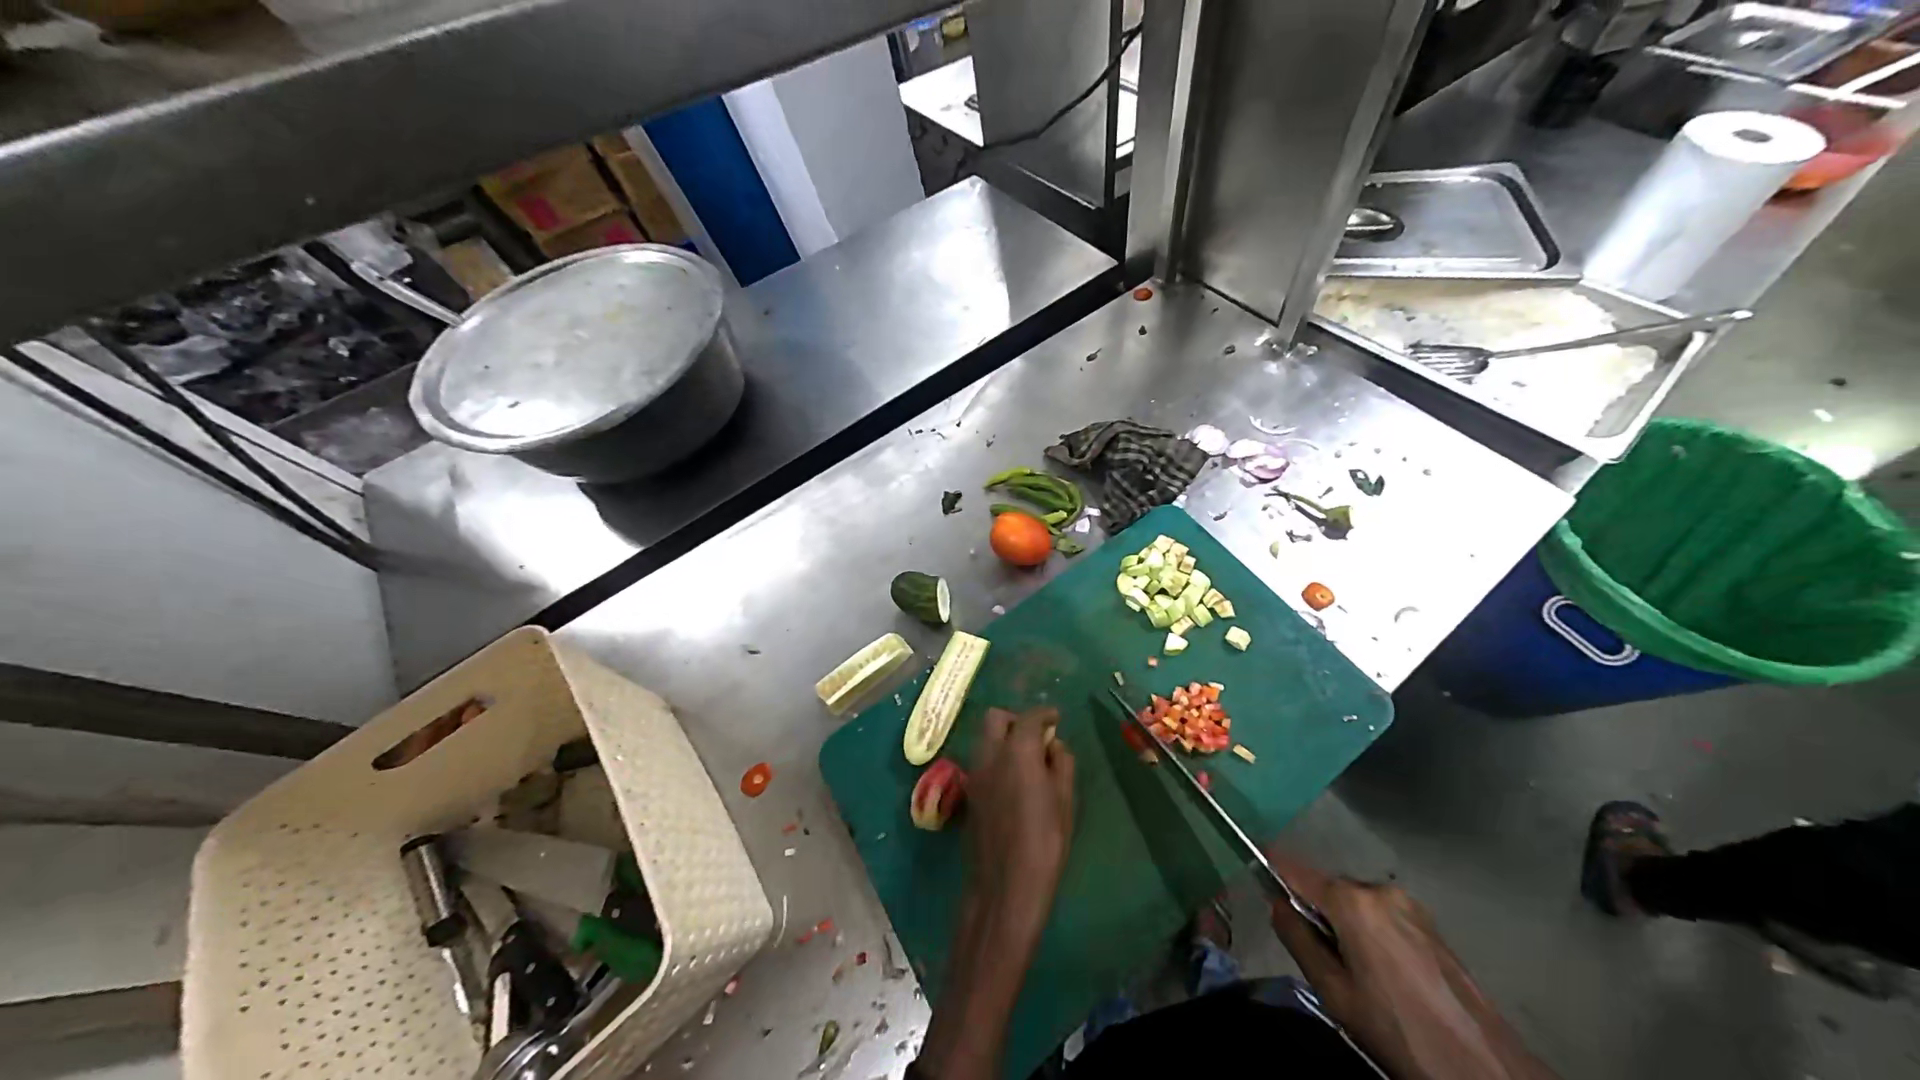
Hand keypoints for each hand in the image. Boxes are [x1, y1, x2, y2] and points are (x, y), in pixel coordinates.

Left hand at [914, 706, 1074, 1079]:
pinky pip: (982, 761)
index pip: (1030, 718)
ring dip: (1004, 739)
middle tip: (1038, 737)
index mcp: (1017, 751)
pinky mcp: (969, 793)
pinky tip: (1014, 781)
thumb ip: (1061, 764)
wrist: (1005, 886)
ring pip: (985, 739)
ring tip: (1028, 761)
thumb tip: (1054, 746)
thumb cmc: (1045, 842)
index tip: (1056, 719)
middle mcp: (989, 754)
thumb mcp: (1064, 800)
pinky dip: (996, 758)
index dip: (1045, 714)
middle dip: (1017, 720)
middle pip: (996, 719)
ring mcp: (974, 773)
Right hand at [1268, 857, 1558, 1079]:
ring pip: (1356, 901)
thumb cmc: (1397, 1029)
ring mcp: (1411, 904)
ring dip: (1343, 921)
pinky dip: (1369, 929)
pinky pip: (1382, 913)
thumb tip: (1276, 904)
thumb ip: (1298, 938)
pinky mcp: (1431, 924)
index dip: (1271, 865)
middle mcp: (1380, 890)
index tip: (1252, 860)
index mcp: (1352, 901)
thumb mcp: (1334, 991)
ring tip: (1350, 967)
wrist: (1484, 1066)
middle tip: (1311, 948)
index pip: (1296, 869)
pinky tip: (1379, 970)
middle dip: (1313, 906)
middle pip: (1328, 887)